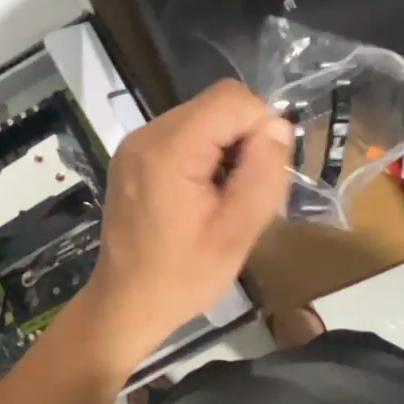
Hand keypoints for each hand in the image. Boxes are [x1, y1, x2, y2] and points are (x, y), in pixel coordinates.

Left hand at [77, 80, 291, 362]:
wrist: (126, 304)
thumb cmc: (182, 277)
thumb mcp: (237, 233)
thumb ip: (262, 173)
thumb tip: (277, 126)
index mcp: (168, 151)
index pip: (232, 99)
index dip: (259, 128)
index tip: (258, 175)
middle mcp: (145, 136)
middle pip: (215, 106)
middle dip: (241, 141)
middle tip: (239, 194)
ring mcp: (133, 145)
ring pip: (200, 119)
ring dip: (223, 151)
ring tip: (218, 200)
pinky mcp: (131, 158)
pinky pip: (180, 136)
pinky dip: (200, 157)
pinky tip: (198, 198)